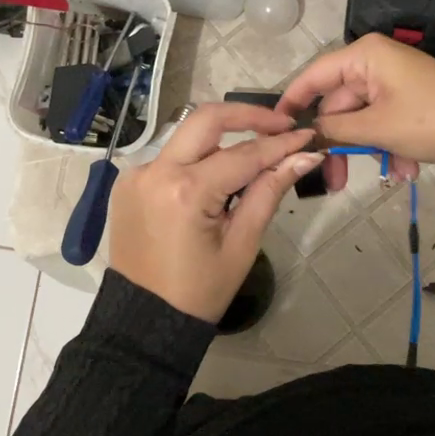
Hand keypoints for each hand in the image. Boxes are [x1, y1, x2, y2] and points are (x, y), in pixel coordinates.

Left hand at [108, 103, 323, 322]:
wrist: (144, 320)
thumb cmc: (199, 291)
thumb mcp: (241, 245)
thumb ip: (268, 193)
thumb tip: (304, 157)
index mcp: (186, 191)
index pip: (243, 154)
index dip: (279, 144)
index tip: (306, 134)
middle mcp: (155, 171)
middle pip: (206, 119)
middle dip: (247, 115)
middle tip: (280, 123)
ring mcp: (136, 174)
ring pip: (186, 137)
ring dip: (221, 139)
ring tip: (255, 154)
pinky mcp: (128, 182)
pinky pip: (169, 158)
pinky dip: (196, 160)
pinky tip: (216, 178)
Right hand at [277, 33, 434, 192]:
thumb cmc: (427, 120)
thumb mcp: (375, 127)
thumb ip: (332, 130)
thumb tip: (303, 135)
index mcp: (364, 56)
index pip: (313, 76)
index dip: (292, 102)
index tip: (274, 128)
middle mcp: (374, 62)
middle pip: (338, 105)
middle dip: (340, 144)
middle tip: (332, 180)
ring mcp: (392, 81)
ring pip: (362, 119)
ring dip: (369, 150)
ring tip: (389, 175)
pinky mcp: (407, 99)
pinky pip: (383, 122)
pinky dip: (388, 146)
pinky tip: (406, 169)